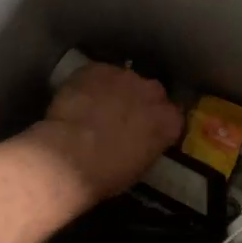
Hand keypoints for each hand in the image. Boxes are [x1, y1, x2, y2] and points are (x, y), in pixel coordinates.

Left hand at [28, 63, 182, 202]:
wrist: (70, 156)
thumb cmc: (106, 173)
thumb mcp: (139, 167)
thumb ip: (147, 144)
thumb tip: (139, 140)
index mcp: (168, 121)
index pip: (171, 116)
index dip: (156, 122)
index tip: (145, 130)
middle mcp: (152, 93)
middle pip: (151, 92)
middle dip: (139, 102)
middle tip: (120, 117)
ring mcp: (124, 77)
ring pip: (123, 80)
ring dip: (114, 91)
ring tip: (96, 107)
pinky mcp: (96, 69)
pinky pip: (97, 73)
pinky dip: (91, 83)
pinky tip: (79, 97)